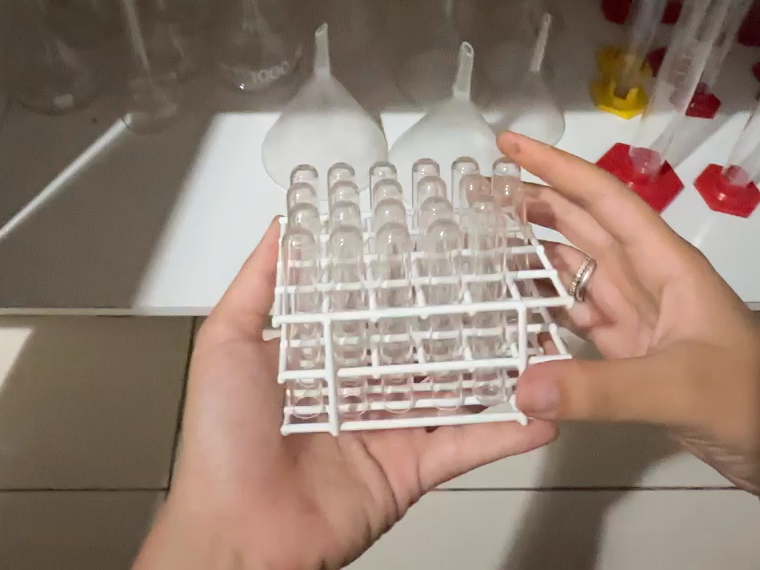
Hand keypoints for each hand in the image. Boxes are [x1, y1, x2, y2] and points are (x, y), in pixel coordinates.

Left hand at [137, 219, 555, 569]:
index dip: (405, 273)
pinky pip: (465, 445)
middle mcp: (362, 385)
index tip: (440, 240)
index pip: (374, 302)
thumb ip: (261, 282)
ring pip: (454, 387)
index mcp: (324, 352)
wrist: (235, 535)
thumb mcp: (227, 341)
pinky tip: (540, 408)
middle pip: (423, 341)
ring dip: (495, 365)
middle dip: (461, 313)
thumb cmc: (220, 438)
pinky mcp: (411, 468)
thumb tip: (281, 224)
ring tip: (537, 332)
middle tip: (504, 280)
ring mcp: (391, 426)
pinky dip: (505, 431)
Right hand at [501, 134, 759, 569]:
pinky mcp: (628, 348)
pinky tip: (511, 302)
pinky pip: (576, 312)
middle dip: (533, 198)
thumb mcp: (677, 387)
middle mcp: (644, 274)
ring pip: (575, 265)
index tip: (507, 144)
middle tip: (475, 189)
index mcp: (663, 260)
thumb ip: (598, 390)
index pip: (601, 196)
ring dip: (533, 247)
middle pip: (580, 223)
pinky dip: (544, 303)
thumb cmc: (750, 399)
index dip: (554, 165)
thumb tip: (520, 387)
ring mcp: (636, 311)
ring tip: (482, 235)